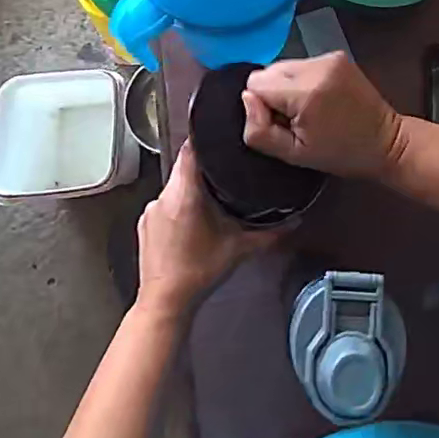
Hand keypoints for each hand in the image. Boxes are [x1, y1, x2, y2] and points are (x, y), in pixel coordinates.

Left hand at [135, 144, 277, 319]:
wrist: (165, 302)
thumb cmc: (199, 273)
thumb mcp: (239, 248)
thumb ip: (270, 233)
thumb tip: (294, 221)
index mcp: (185, 194)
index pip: (189, 151)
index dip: (202, 139)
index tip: (215, 136)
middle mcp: (164, 196)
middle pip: (183, 168)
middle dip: (202, 169)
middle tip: (222, 173)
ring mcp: (151, 210)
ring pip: (173, 186)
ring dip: (189, 190)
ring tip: (209, 201)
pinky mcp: (144, 223)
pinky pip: (163, 203)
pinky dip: (176, 207)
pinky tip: (190, 223)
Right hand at [241, 52, 406, 178]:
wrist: (386, 141)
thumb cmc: (339, 154)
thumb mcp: (293, 155)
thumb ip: (259, 130)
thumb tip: (247, 99)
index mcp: (305, 91)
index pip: (254, 83)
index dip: (261, 106)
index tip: (283, 123)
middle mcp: (316, 66)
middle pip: (268, 71)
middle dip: (273, 93)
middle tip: (296, 118)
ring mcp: (328, 57)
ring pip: (283, 66)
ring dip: (287, 86)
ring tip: (310, 108)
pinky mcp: (336, 55)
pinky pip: (301, 63)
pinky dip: (302, 79)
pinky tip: (320, 97)